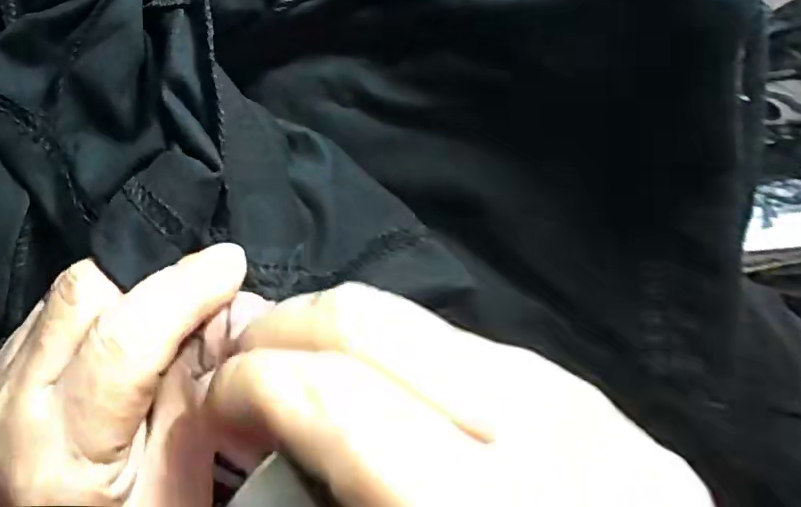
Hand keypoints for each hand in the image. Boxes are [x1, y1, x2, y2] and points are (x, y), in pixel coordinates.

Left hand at [0, 245, 264, 506]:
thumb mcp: (179, 493)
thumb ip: (194, 397)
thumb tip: (222, 311)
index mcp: (59, 451)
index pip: (121, 342)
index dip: (179, 293)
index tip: (226, 263)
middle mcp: (11, 408)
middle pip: (79, 294)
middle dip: (145, 284)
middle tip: (197, 295)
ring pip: (60, 294)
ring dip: (117, 295)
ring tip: (161, 323)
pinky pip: (45, 314)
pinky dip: (88, 314)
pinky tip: (116, 341)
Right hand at [204, 283, 712, 506]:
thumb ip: (301, 490)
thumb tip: (238, 422)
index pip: (327, 396)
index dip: (243, 386)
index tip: (213, 406)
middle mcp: (552, 446)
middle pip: (355, 322)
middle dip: (269, 334)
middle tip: (239, 374)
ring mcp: (581, 411)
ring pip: (394, 312)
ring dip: (318, 334)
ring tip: (291, 374)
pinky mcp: (587, 399)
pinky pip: (441, 336)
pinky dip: (379, 351)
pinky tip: (366, 390)